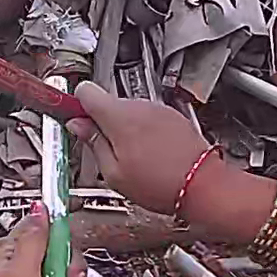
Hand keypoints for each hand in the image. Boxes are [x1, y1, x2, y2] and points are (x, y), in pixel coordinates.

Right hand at [66, 83, 212, 213]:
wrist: (203, 185)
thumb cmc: (160, 184)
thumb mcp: (114, 172)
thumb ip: (93, 143)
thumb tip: (77, 125)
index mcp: (119, 116)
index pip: (86, 91)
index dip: (76, 106)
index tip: (73, 120)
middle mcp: (139, 105)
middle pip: (107, 104)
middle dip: (102, 124)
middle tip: (105, 153)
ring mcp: (157, 109)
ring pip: (128, 112)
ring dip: (123, 130)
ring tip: (132, 160)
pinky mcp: (171, 116)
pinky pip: (147, 119)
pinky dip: (143, 133)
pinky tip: (149, 156)